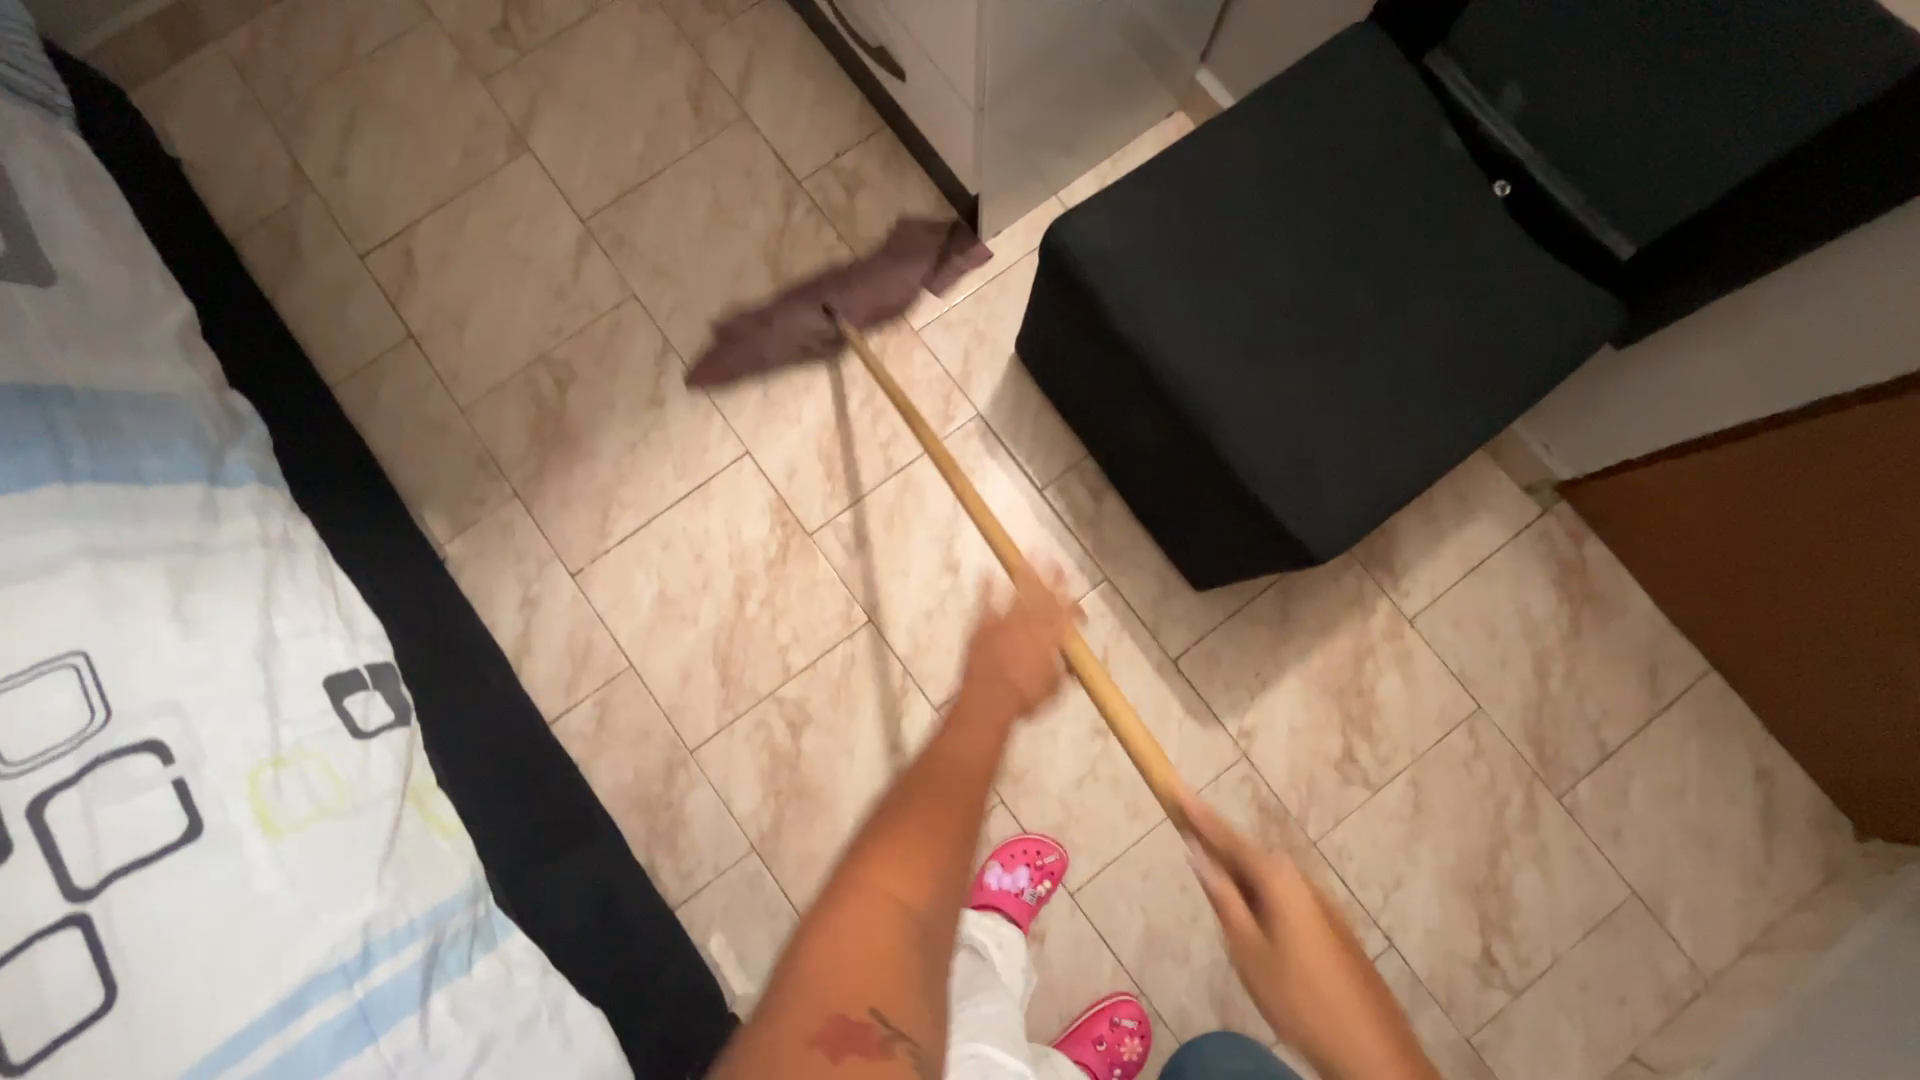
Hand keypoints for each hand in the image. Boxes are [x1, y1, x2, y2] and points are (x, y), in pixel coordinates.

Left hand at [956, 569, 1079, 720]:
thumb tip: (1070, 667)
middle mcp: (1030, 624)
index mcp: (1050, 639)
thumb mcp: (1053, 690)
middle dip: (1051, 577)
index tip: (1078, 603)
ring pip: (1017, 592)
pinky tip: (985, 572)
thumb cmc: (1024, 700)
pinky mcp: (982, 625)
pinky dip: (985, 586)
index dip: (1074, 607)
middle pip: (1044, 596)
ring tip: (1026, 558)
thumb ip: (1062, 672)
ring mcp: (1004, 621)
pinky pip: (984, 601)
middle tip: (1054, 559)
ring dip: (1023, 574)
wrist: (988, 700)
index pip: (1066, 615)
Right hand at [1181, 791, 1438, 1079]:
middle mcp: (1300, 879)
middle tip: (1186, 833)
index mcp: (1277, 879)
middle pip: (1248, 853)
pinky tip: (1251, 920)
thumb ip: (1222, 897)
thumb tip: (1198, 854)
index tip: (1174, 784)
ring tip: (1212, 882)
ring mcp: (1319, 901)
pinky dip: (1258, 896)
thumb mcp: (1246, 950)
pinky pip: (1281, 896)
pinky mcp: (1329, 924)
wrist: (1370, 1050)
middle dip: (1217, 845)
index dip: (1197, 811)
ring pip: (1266, 878)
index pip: (1226, 836)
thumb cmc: (1297, 998)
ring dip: (1238, 875)